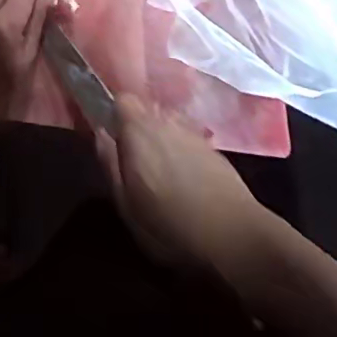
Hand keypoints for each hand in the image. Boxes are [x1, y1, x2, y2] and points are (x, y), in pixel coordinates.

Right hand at [95, 94, 271, 274]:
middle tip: (130, 155)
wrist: (236, 238)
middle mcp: (166, 120)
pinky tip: (182, 174)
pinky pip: (186, 136)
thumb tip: (99, 132)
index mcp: (139, 129)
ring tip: (157, 165)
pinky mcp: (213, 147)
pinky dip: (179, 146)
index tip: (108, 132)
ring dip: (158, 134)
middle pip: (145, 108)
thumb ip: (109, 163)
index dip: (112, 111)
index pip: (121, 98)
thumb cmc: (171, 225)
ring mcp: (192, 131)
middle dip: (135, 124)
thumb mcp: (127, 205)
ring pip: (166, 121)